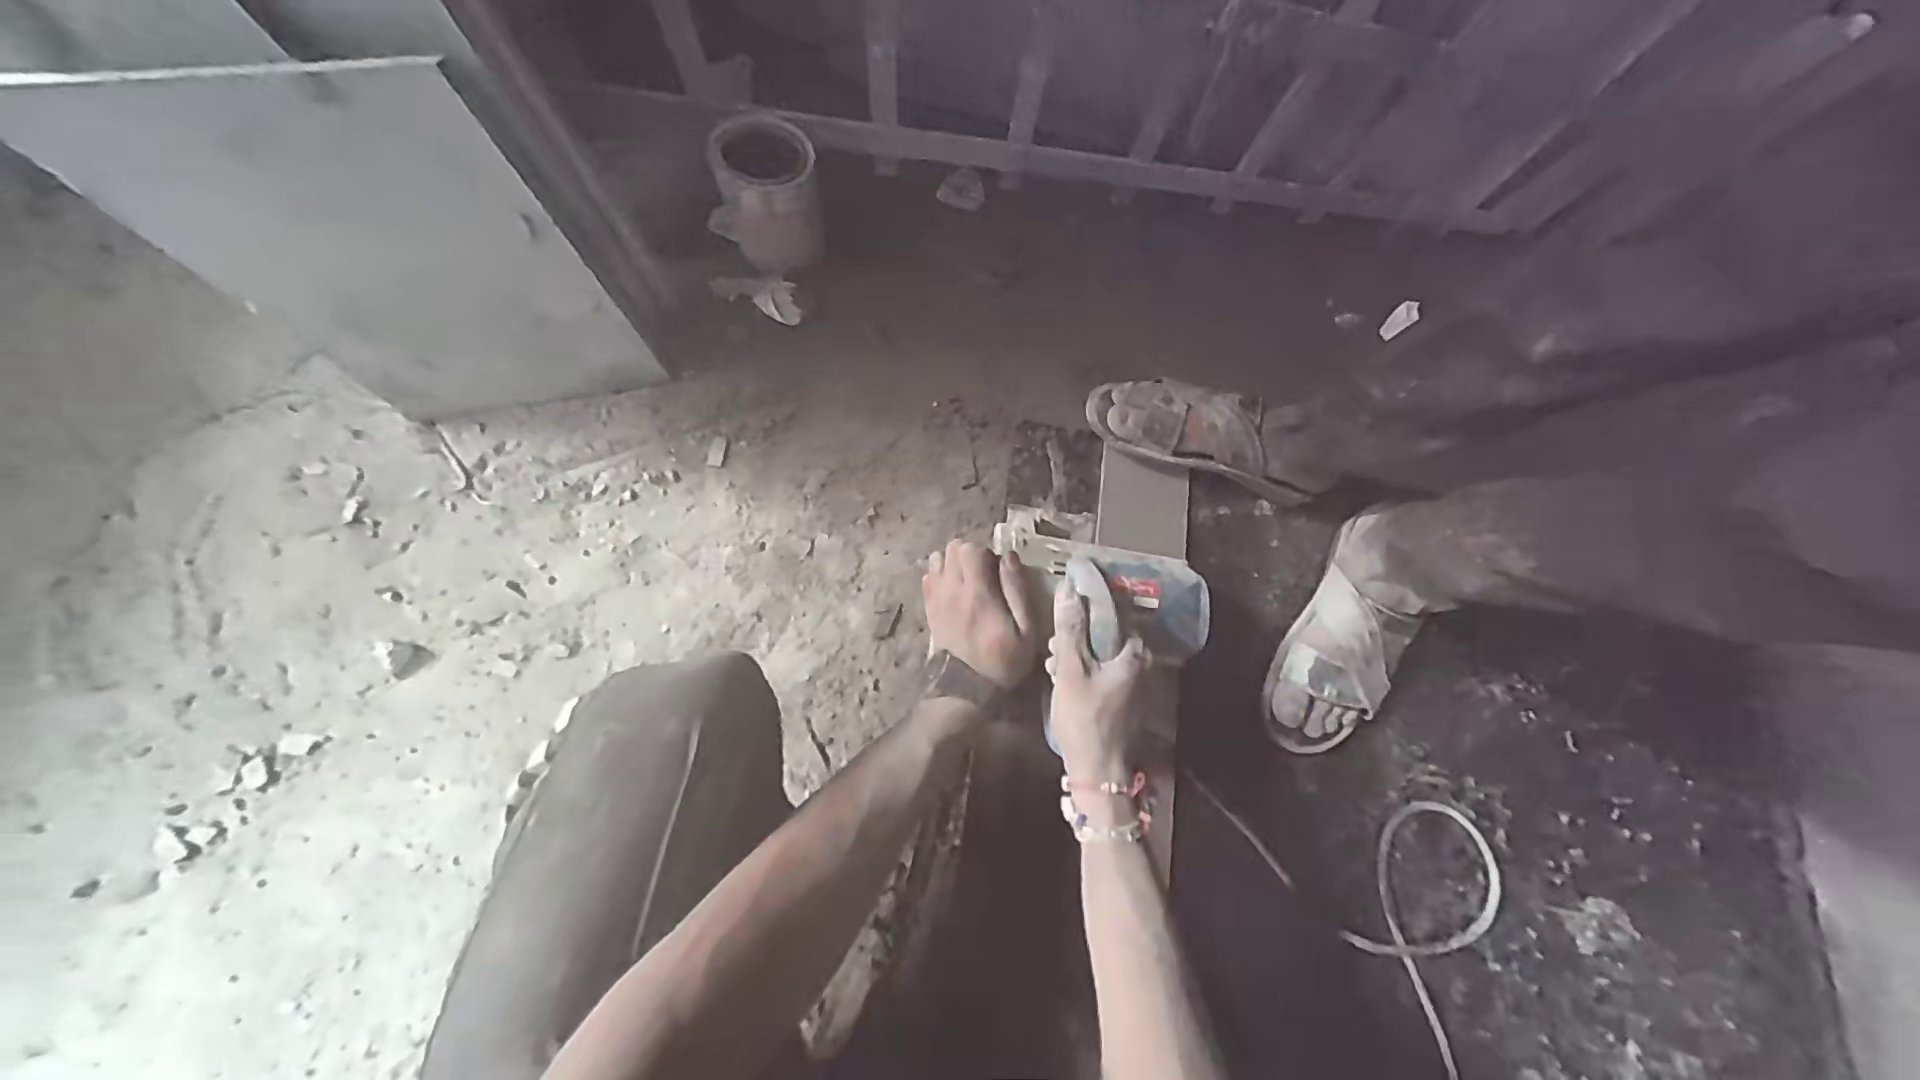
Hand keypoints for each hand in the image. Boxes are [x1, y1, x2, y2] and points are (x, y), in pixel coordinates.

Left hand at [923, 539, 1040, 689]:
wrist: (966, 688)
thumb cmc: (1003, 660)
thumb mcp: (1026, 630)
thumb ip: (1017, 590)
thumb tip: (1008, 557)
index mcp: (977, 592)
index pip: (971, 548)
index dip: (986, 552)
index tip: (998, 570)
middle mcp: (951, 589)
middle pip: (952, 548)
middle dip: (970, 554)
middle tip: (984, 573)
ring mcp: (936, 598)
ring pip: (936, 559)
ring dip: (952, 563)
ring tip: (967, 580)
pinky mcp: (929, 608)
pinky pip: (928, 578)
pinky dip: (940, 577)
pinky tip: (953, 592)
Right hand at [1047, 580, 1149, 778]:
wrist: (1097, 770)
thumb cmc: (1084, 717)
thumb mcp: (1071, 668)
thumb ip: (1070, 628)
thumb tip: (1067, 587)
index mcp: (1135, 655)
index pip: (1113, 615)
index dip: (1086, 610)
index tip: (1064, 612)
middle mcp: (1141, 667)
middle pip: (1105, 637)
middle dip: (1077, 637)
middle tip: (1053, 646)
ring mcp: (1133, 686)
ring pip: (1100, 657)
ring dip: (1076, 656)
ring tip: (1053, 665)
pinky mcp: (1122, 701)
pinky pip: (1101, 674)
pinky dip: (1083, 673)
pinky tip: (1061, 680)